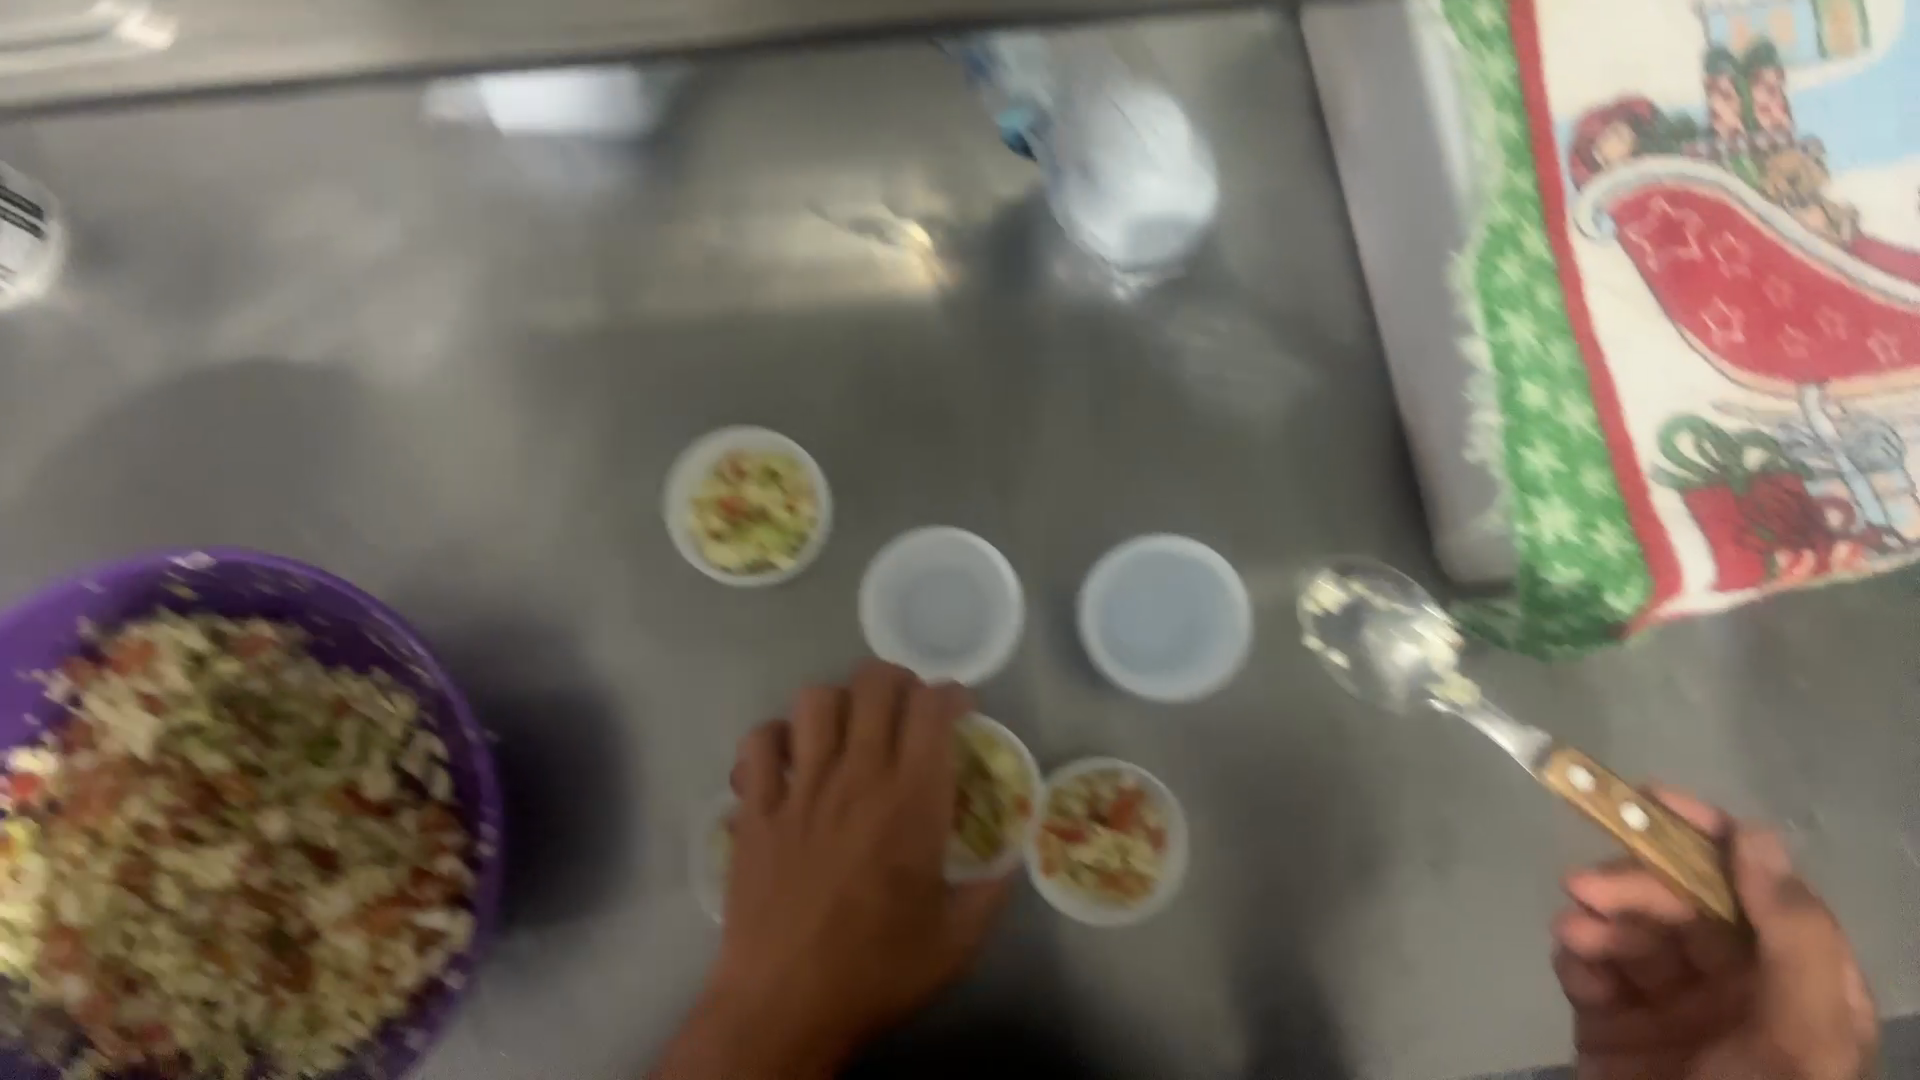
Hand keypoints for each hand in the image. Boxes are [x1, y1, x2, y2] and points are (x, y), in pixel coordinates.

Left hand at [653, 661, 1009, 1079]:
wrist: (784, 1007)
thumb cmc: (877, 972)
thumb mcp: (958, 940)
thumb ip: (992, 891)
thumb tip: (1011, 859)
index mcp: (913, 799)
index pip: (933, 709)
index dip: (951, 693)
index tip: (959, 707)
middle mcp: (858, 776)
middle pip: (876, 684)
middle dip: (899, 681)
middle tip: (908, 708)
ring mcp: (800, 787)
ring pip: (816, 700)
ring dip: (840, 703)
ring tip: (850, 729)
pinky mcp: (755, 808)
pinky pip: (758, 742)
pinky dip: (775, 738)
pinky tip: (789, 760)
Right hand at [1553, 790, 1877, 1079]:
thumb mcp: (1803, 1037)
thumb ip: (1793, 937)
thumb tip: (1756, 838)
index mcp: (1794, 982)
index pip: (1754, 887)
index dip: (1708, 835)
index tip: (1651, 797)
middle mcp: (1731, 982)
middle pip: (1675, 902)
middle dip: (1629, 885)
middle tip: (1583, 885)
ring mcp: (1665, 999)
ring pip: (1622, 927)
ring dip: (1594, 919)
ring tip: (1573, 934)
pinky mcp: (1609, 1017)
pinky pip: (1586, 966)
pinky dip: (1574, 956)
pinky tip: (1572, 963)